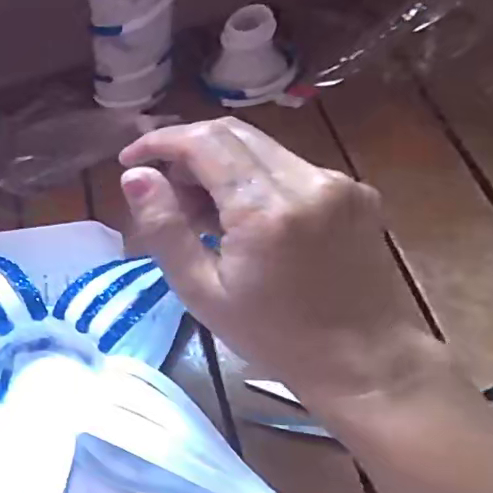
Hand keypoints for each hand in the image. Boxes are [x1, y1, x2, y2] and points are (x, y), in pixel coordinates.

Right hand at [118, 117, 451, 407]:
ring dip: (214, 166)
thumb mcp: (198, 288)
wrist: (363, 358)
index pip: (206, 143)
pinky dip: (246, 179)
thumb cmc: (269, 333)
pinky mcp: (353, 192)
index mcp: (267, 209)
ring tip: (192, 213)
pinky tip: (233, 219)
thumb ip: (164, 228)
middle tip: (155, 189)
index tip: (128, 161)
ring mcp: (337, 183)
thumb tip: (135, 177)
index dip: (159, 143)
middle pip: (234, 135)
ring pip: (259, 148)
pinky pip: (284, 167)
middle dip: (184, 150)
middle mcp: (309, 181)